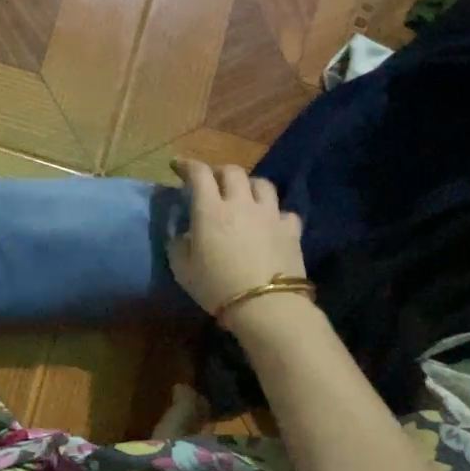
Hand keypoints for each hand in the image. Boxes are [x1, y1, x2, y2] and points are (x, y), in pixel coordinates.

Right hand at [168, 160, 306, 316]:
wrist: (264, 305)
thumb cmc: (215, 287)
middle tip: (211, 182)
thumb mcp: (182, 269)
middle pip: (232, 172)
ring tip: (243, 197)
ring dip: (249, 185)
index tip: (178, 166)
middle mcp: (241, 203)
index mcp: (210, 211)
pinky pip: (283, 211)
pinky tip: (269, 223)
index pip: (199, 174)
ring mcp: (270, 214)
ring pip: (262, 184)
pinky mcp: (291, 229)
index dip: (187, 165)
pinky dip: (274, 213)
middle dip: (218, 172)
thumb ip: (178, 244)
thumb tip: (184, 233)